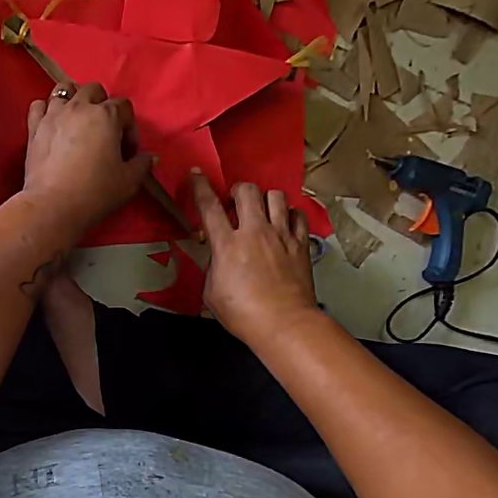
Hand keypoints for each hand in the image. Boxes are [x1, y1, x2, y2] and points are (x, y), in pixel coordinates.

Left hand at [23, 81, 154, 230]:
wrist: (54, 205)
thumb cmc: (96, 192)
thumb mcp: (129, 182)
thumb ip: (142, 165)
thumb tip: (150, 157)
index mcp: (106, 116)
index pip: (125, 107)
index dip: (130, 128)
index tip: (128, 152)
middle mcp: (79, 107)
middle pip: (94, 90)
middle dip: (103, 106)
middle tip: (104, 132)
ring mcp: (53, 114)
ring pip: (65, 89)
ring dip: (75, 100)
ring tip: (78, 122)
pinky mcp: (34, 127)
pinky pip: (39, 105)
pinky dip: (47, 110)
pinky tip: (53, 124)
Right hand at [191, 173, 318, 346]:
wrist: (284, 323)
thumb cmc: (243, 314)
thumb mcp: (212, 293)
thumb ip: (213, 268)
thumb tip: (220, 258)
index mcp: (227, 244)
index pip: (209, 207)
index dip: (200, 187)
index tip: (197, 175)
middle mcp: (255, 232)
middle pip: (247, 190)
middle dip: (238, 190)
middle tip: (235, 203)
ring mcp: (281, 235)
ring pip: (275, 196)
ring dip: (265, 198)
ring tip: (262, 210)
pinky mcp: (301, 244)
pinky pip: (298, 215)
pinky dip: (289, 213)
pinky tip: (285, 222)